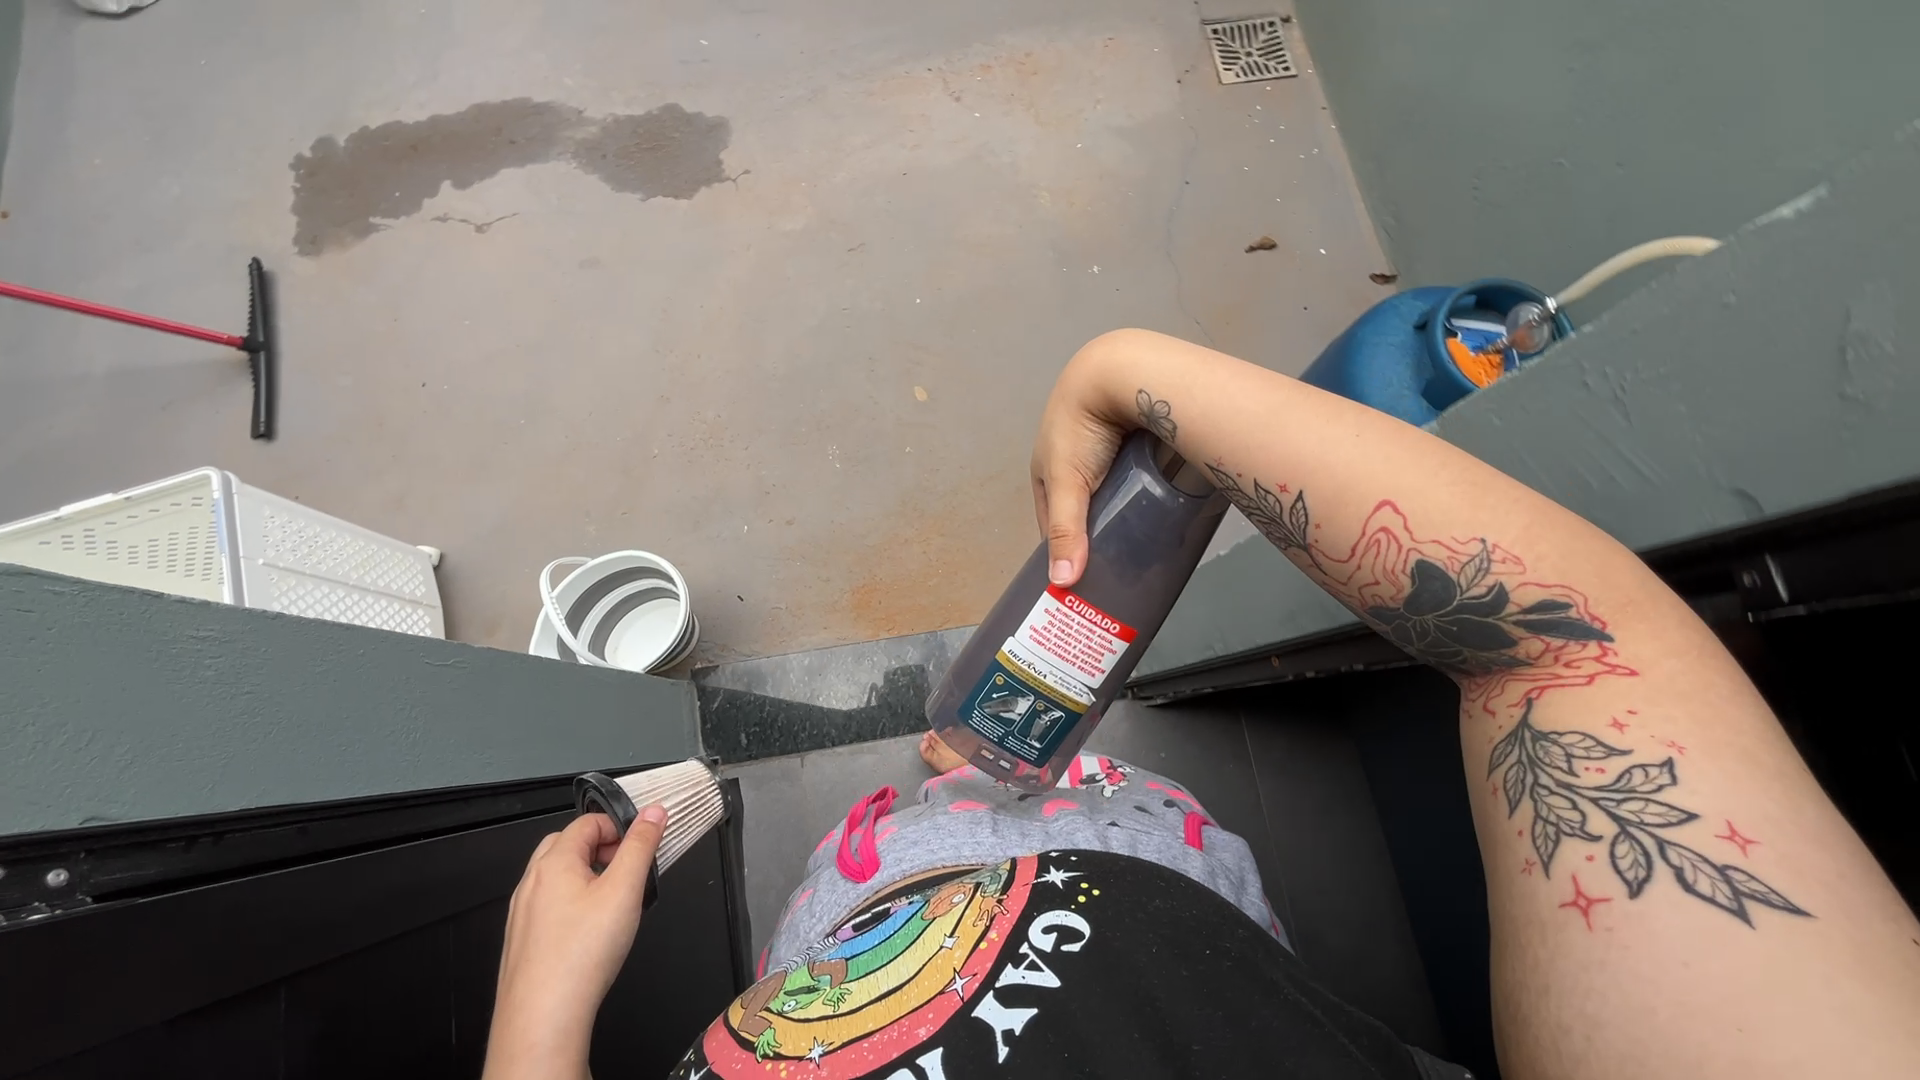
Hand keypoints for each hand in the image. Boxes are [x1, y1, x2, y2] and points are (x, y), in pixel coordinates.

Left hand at [482, 805, 667, 1079]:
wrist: (542, 1019)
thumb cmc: (580, 955)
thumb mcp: (625, 890)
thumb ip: (641, 845)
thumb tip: (653, 813)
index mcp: (554, 863)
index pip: (588, 822)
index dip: (619, 826)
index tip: (642, 843)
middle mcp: (531, 884)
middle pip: (568, 845)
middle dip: (601, 848)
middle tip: (628, 868)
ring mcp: (523, 914)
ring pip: (557, 876)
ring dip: (587, 875)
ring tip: (614, 899)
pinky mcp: (522, 941)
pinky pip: (549, 905)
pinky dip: (572, 903)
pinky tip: (591, 930)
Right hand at [1031, 332, 1142, 586]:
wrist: (1120, 370)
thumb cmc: (1081, 428)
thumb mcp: (1068, 482)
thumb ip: (1067, 530)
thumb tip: (1061, 584)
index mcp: (1045, 467)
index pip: (1051, 519)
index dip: (1064, 546)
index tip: (1082, 576)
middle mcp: (1070, 456)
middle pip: (1081, 505)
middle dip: (1093, 530)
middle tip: (1116, 563)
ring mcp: (1102, 445)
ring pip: (1108, 489)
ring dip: (1118, 509)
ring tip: (1139, 538)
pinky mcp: (1129, 435)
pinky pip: (1132, 472)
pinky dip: (1138, 489)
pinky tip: (1154, 504)